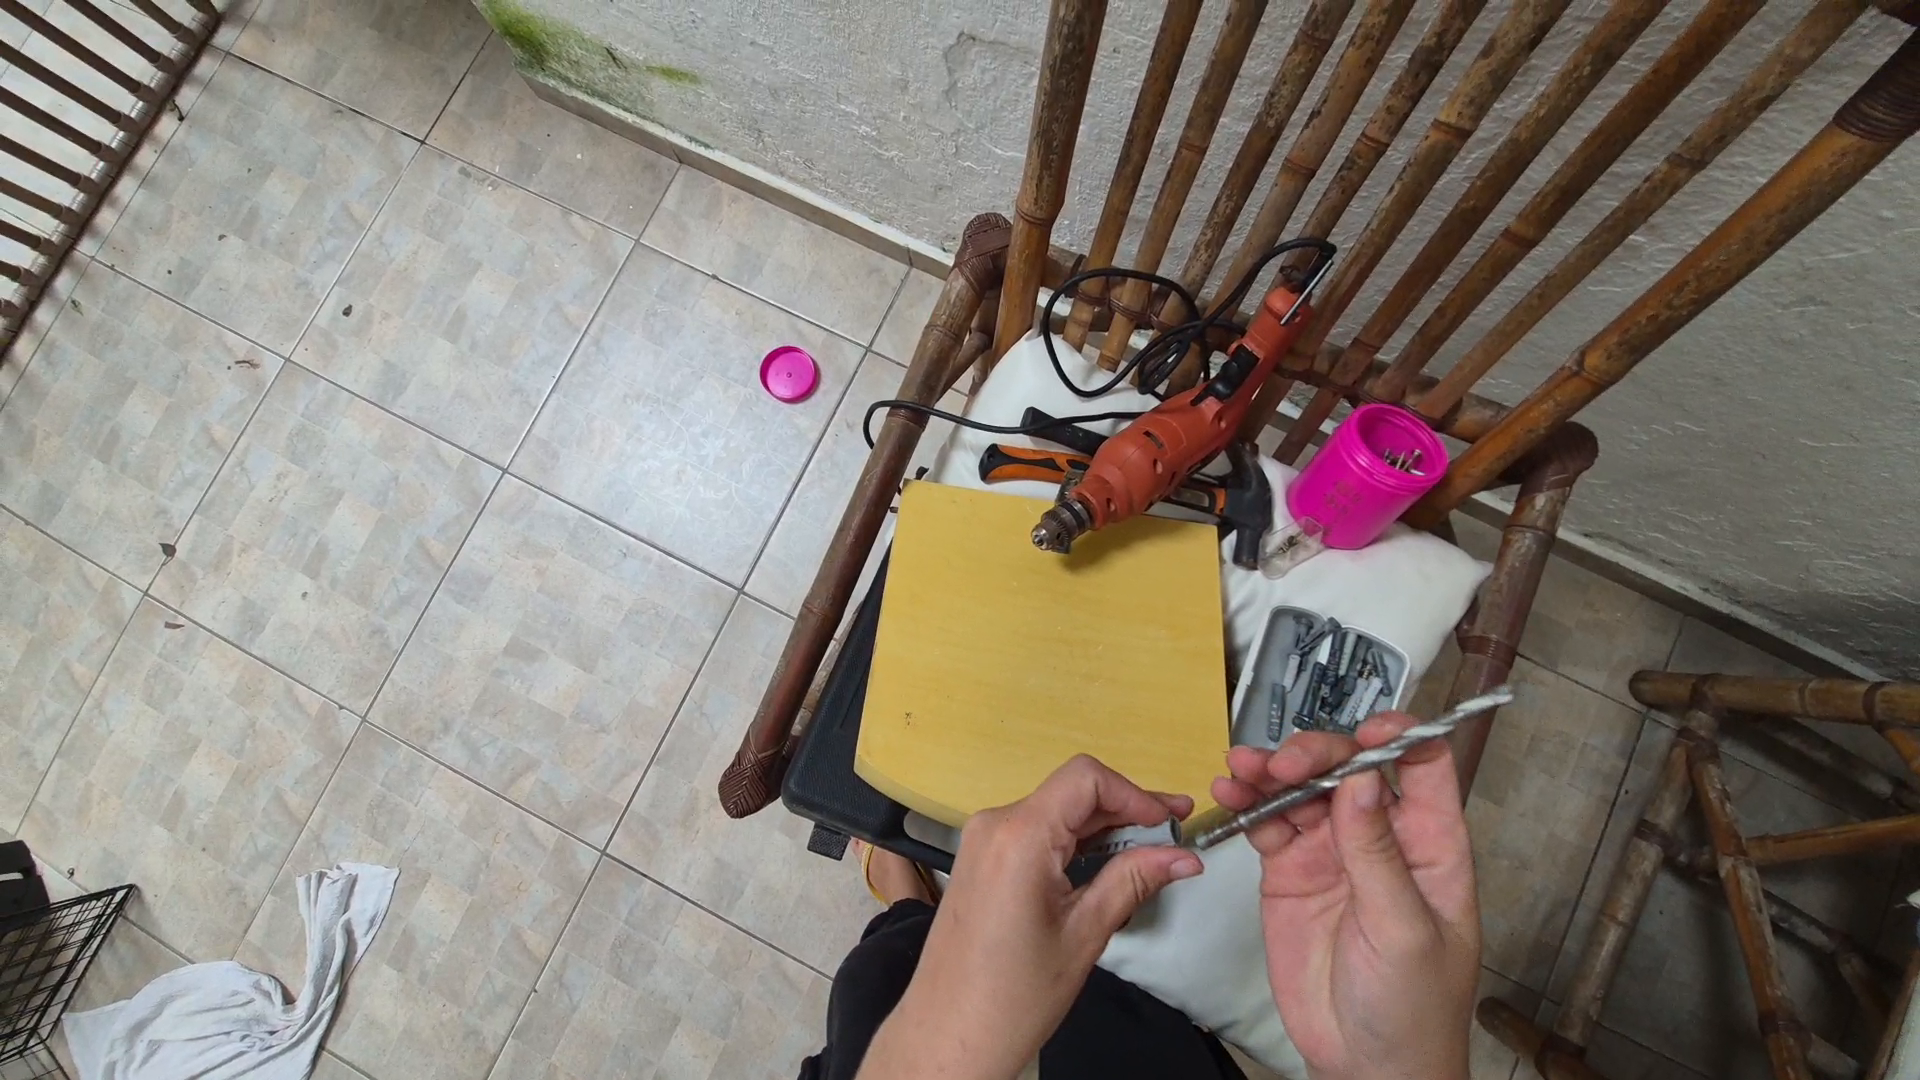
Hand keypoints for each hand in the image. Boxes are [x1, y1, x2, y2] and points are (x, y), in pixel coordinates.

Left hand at [857, 755, 1203, 1079]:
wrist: (946, 1034)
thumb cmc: (1017, 993)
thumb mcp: (1084, 935)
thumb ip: (1132, 882)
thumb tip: (1186, 856)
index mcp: (1019, 832)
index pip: (1085, 778)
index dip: (1134, 793)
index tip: (1172, 820)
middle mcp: (996, 820)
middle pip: (1072, 792)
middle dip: (1126, 807)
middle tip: (1177, 829)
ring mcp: (984, 836)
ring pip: (1056, 809)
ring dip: (1103, 824)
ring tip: (1152, 845)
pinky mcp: (982, 854)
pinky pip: (1036, 830)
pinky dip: (1075, 838)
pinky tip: (1108, 857)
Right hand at [1211, 713, 1480, 1079]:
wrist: (1361, 1063)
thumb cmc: (1412, 1010)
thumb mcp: (1404, 931)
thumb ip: (1377, 854)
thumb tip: (1362, 780)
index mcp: (1428, 846)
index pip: (1422, 770)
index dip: (1399, 738)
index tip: (1368, 728)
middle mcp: (1377, 836)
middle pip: (1347, 768)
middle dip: (1314, 754)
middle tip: (1283, 765)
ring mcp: (1329, 849)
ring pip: (1299, 788)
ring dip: (1270, 771)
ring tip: (1242, 768)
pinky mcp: (1288, 866)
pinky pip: (1266, 819)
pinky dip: (1245, 801)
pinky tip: (1228, 791)